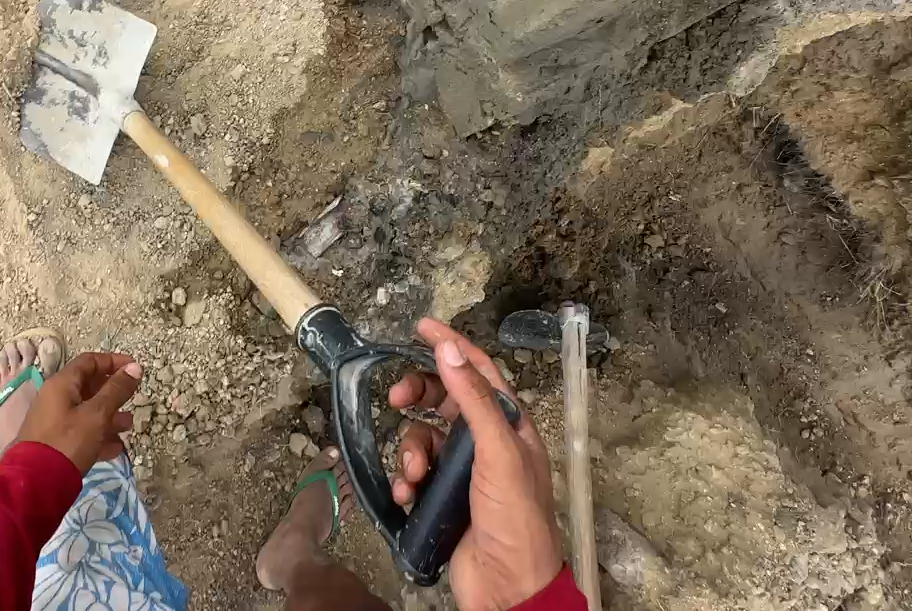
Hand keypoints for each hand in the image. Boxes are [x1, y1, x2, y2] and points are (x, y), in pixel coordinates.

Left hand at [15, 352, 143, 471]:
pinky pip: (81, 434)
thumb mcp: (97, 413)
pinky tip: (115, 449)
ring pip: (87, 412)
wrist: (34, 488)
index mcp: (62, 385)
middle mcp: (56, 400)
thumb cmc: (68, 441)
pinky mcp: (55, 446)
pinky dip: (99, 437)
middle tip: (132, 399)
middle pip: (89, 387)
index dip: (113, 361)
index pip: (89, 362)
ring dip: (109, 417)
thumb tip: (135, 367)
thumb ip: (117, 390)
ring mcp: (54, 424)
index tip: (134, 368)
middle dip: (114, 393)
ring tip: (127, 426)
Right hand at [389, 318, 563, 610]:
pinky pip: (416, 468)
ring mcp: (463, 467)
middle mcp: (485, 439)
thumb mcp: (497, 452)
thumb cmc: (515, 519)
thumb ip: (474, 397)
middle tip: (396, 398)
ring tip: (413, 472)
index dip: (451, 344)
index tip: (421, 327)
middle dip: (417, 395)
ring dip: (410, 448)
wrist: (507, 591)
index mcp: (508, 422)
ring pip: (423, 434)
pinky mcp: (444, 493)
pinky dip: (406, 476)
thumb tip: (450, 348)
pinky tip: (407, 491)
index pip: (477, 369)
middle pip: (443, 398)